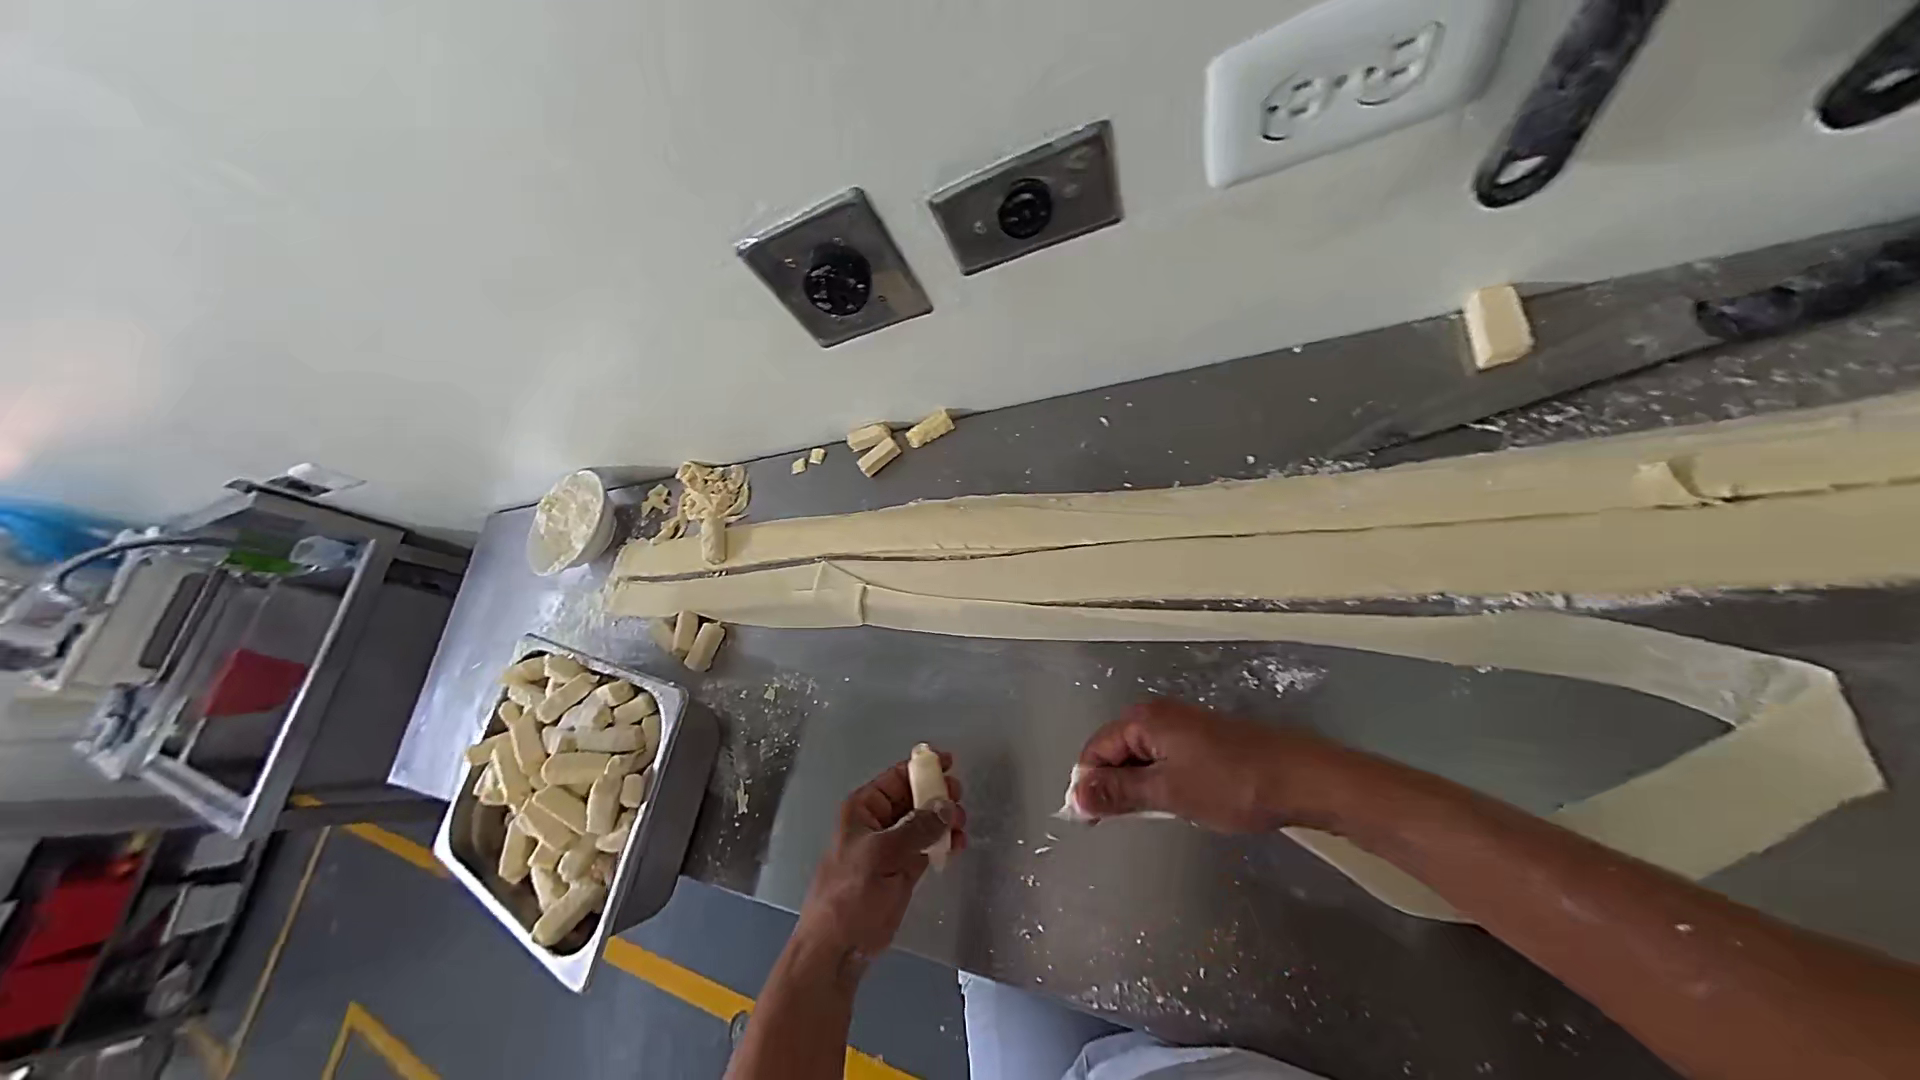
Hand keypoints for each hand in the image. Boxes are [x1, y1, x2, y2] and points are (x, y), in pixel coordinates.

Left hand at [795, 750, 967, 959]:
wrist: (838, 946)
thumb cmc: (850, 893)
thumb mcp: (882, 855)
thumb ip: (916, 829)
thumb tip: (946, 807)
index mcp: (865, 808)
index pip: (897, 777)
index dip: (922, 767)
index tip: (950, 763)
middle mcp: (880, 821)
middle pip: (915, 797)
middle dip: (939, 795)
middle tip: (959, 799)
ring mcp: (894, 845)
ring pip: (925, 821)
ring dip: (945, 820)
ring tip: (961, 827)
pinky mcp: (905, 868)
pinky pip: (929, 845)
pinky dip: (945, 842)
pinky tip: (958, 845)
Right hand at [1072, 699, 1345, 832]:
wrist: (1302, 778)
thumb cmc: (1230, 785)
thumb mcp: (1168, 793)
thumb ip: (1118, 793)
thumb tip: (1075, 796)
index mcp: (1143, 720)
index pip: (1094, 750)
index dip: (1088, 785)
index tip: (1091, 821)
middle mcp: (1157, 715)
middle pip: (1116, 751)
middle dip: (1114, 786)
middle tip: (1126, 821)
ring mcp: (1182, 726)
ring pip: (1141, 758)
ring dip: (1139, 787)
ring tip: (1156, 815)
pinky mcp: (1202, 740)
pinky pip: (1164, 759)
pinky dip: (1162, 782)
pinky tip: (1179, 804)